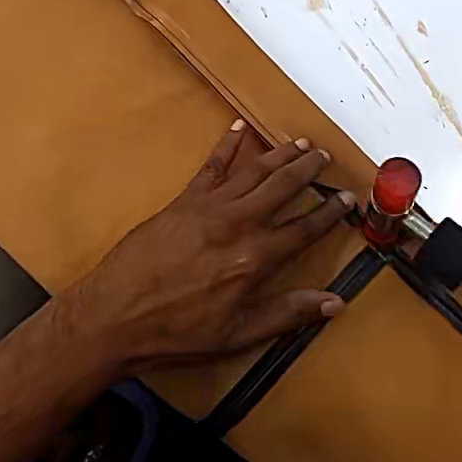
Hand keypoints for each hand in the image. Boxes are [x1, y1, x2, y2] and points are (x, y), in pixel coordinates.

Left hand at [64, 120, 355, 373]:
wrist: (114, 316)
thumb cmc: (177, 331)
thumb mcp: (238, 333)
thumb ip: (287, 314)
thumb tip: (334, 303)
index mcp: (256, 258)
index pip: (305, 228)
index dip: (329, 212)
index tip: (347, 198)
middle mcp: (239, 224)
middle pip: (284, 187)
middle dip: (309, 169)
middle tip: (325, 157)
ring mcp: (211, 207)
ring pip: (255, 170)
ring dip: (280, 154)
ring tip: (300, 143)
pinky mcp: (185, 200)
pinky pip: (212, 165)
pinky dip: (228, 145)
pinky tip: (240, 128)